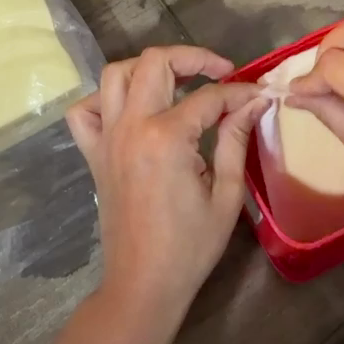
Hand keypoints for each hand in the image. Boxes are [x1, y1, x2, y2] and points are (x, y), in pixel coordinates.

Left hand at [65, 45, 268, 314]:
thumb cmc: (190, 247)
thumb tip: (254, 101)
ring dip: (147, 67)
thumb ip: (235, 139)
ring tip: (176, 81)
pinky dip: (104, 99)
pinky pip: (85, 111)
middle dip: (192, 57)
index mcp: (166, 138)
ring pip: (115, 74)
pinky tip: (131, 108)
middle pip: (155, 63)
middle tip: (219, 72)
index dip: (238, 92)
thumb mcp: (226, 194)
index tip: (258, 96)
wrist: (143, 285)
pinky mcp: (93, 154)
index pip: (208, 96)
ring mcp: (106, 138)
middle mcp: (131, 127)